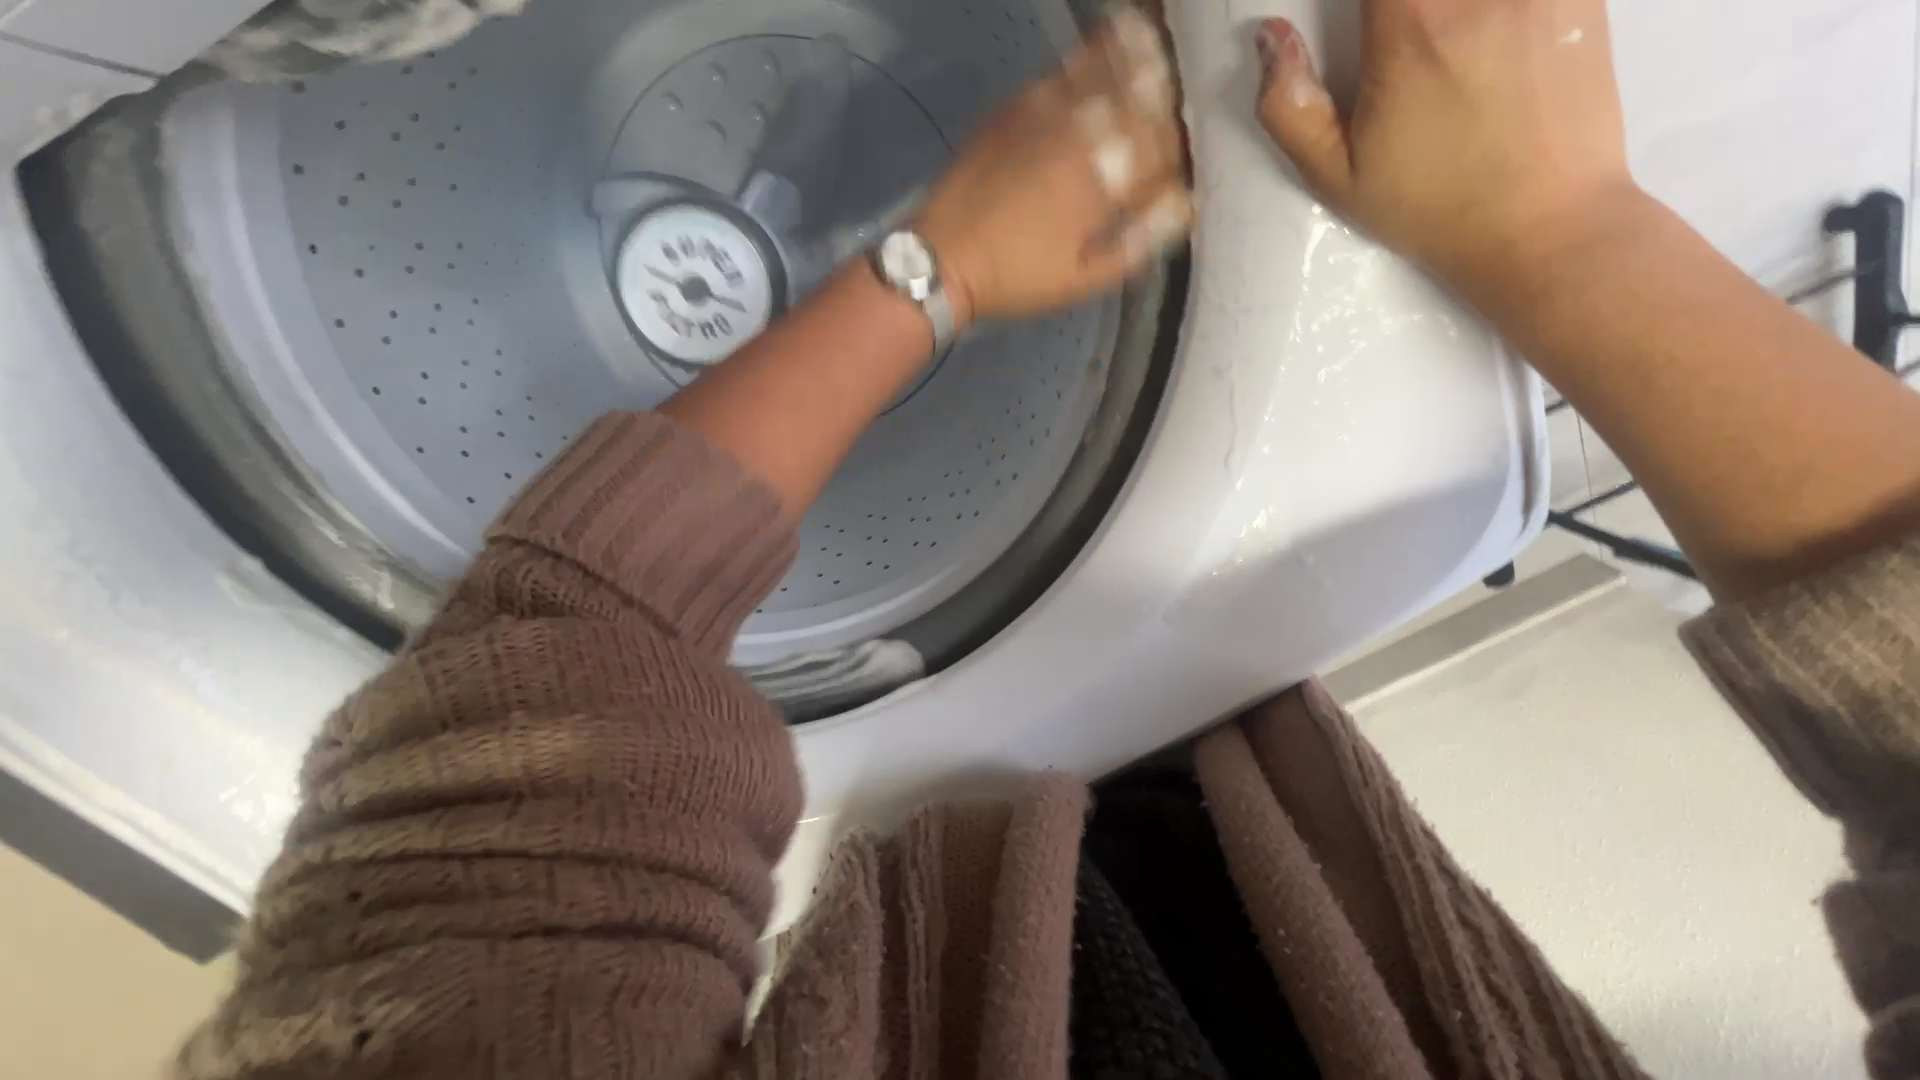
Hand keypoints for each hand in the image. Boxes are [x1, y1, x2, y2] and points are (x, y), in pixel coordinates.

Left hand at [918, 8, 1191, 323]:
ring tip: (1156, 36)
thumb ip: (1134, 247)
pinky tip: (1104, 44)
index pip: (1159, 150)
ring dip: (1133, 58)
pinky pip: (1059, 73)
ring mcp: (1043, 118)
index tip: (1186, 152)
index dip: (1180, 148)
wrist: (942, 258)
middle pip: (1136, 101)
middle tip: (1178, 84)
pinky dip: (1086, 57)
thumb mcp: (1080, 282)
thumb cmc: (1014, 278)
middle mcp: (1078, 141)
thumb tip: (1178, 211)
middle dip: (1163, 92)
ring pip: (1100, 76)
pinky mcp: (1013, 109)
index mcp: (1099, 187)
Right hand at [1254, 0, 1638, 289]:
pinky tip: (1485, 27)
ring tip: (1432, 29)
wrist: (1539, 224)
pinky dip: (1500, 3)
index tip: (1349, 14)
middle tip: (1385, 25)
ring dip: (1442, 4)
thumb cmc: (1430, 207)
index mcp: (1409, 24)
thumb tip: (1271, 35)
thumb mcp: (1334, 176)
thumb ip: (1288, 106)